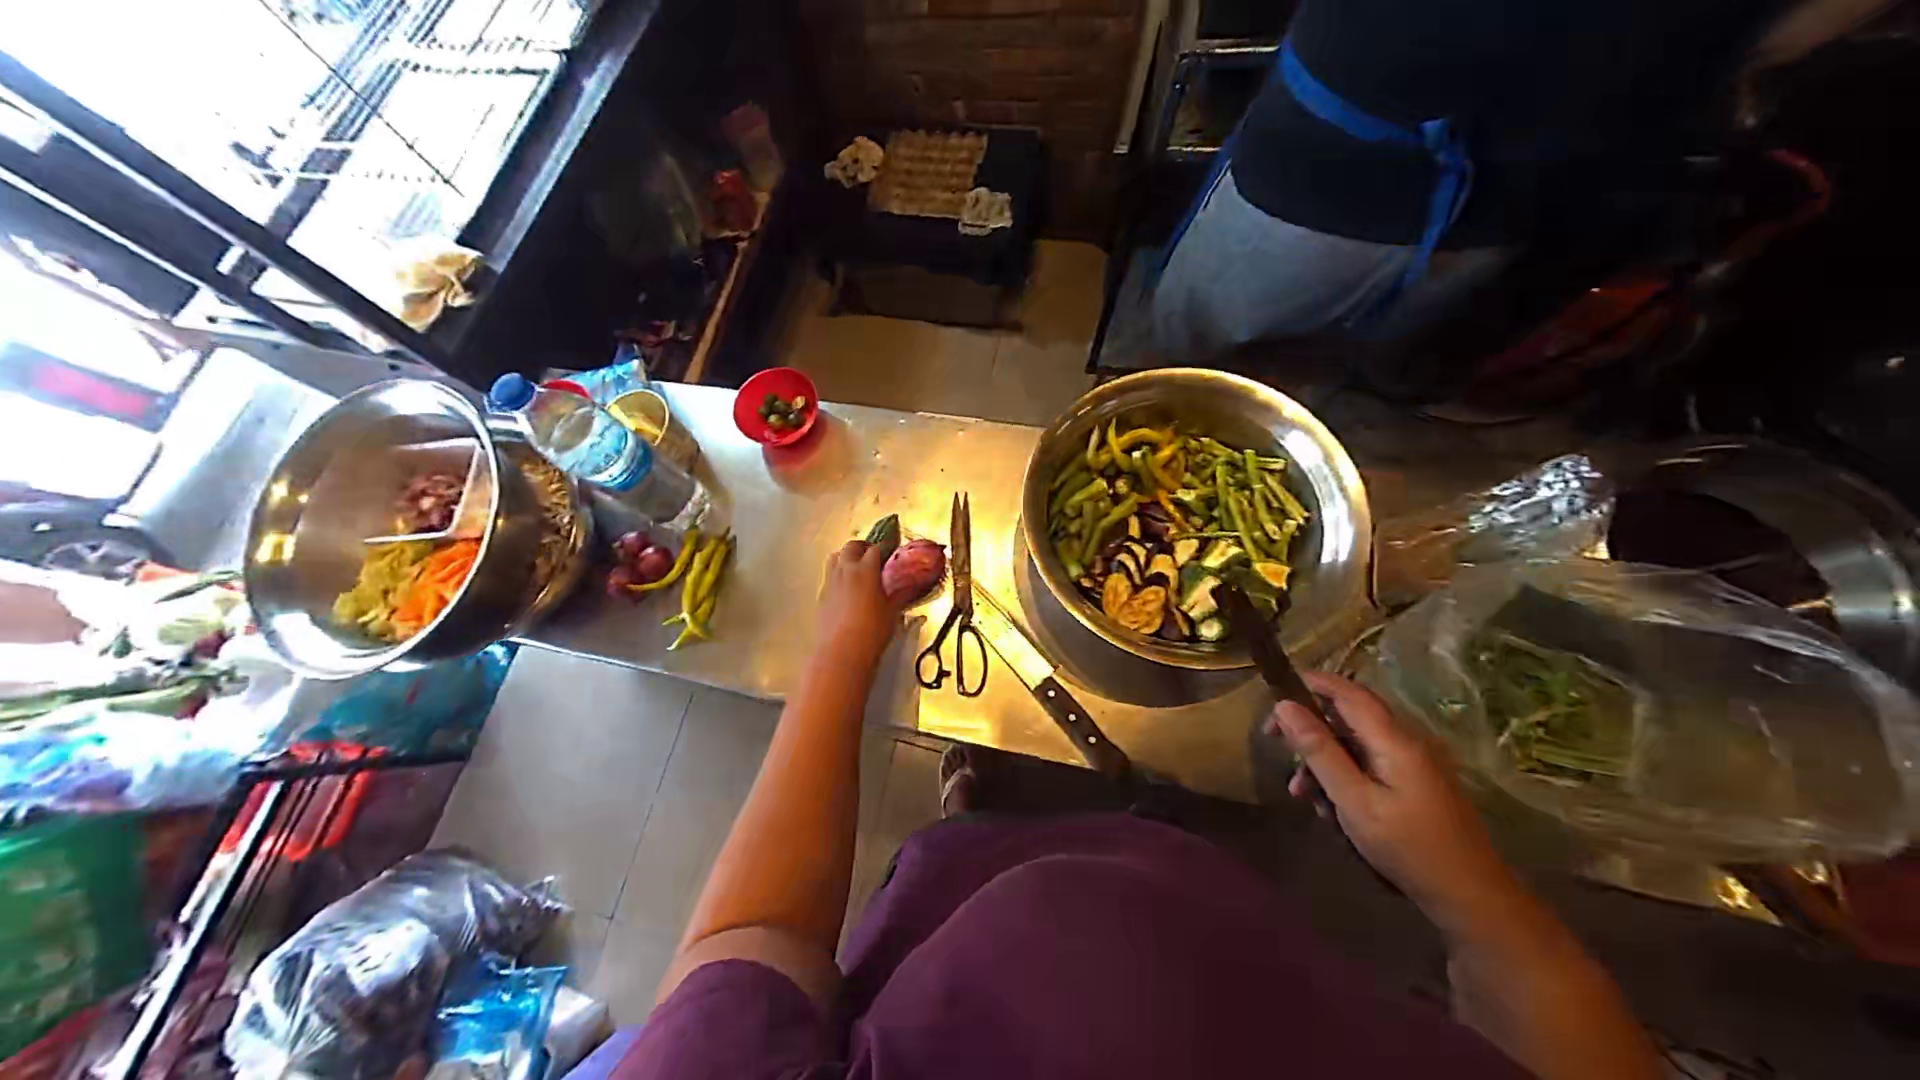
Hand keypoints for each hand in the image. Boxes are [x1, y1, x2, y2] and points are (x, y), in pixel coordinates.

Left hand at [815, 540, 906, 665]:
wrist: (841, 653)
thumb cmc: (872, 631)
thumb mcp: (892, 612)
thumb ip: (901, 594)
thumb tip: (912, 585)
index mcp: (865, 569)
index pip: (876, 548)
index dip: (886, 546)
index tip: (893, 549)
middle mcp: (845, 570)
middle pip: (852, 546)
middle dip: (864, 547)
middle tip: (875, 555)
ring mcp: (830, 581)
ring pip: (836, 557)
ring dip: (847, 556)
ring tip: (858, 567)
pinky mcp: (821, 595)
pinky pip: (829, 574)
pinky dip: (839, 573)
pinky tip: (847, 588)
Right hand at [1266, 672, 1522, 935]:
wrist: (1472, 898)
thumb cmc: (1408, 847)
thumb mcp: (1353, 800)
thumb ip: (1319, 750)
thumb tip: (1284, 706)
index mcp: (1395, 740)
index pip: (1347, 692)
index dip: (1309, 684)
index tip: (1273, 693)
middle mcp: (1407, 741)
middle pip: (1348, 716)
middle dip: (1309, 729)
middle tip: (1275, 744)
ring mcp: (1414, 763)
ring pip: (1355, 744)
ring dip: (1323, 760)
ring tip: (1302, 794)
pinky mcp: (1415, 782)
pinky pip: (1369, 764)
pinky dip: (1343, 776)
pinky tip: (1331, 807)